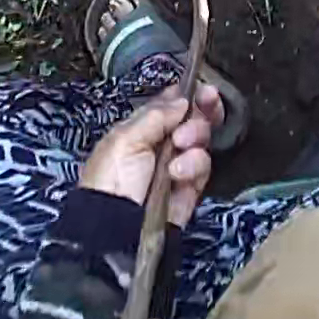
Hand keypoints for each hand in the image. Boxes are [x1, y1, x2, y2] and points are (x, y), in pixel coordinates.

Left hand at [80, 82, 224, 226]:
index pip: (171, 104)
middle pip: (193, 118)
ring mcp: (177, 166)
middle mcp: (162, 144)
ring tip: (180, 145)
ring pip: (201, 140)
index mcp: (142, 127)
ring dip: (195, 137)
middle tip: (207, 101)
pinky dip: (194, 165)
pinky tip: (178, 172)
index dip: (188, 95)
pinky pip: (203, 168)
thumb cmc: (111, 179)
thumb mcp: (125, 138)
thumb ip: (156, 115)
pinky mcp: (189, 189)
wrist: (114, 229)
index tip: (201, 88)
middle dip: (202, 109)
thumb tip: (183, 99)